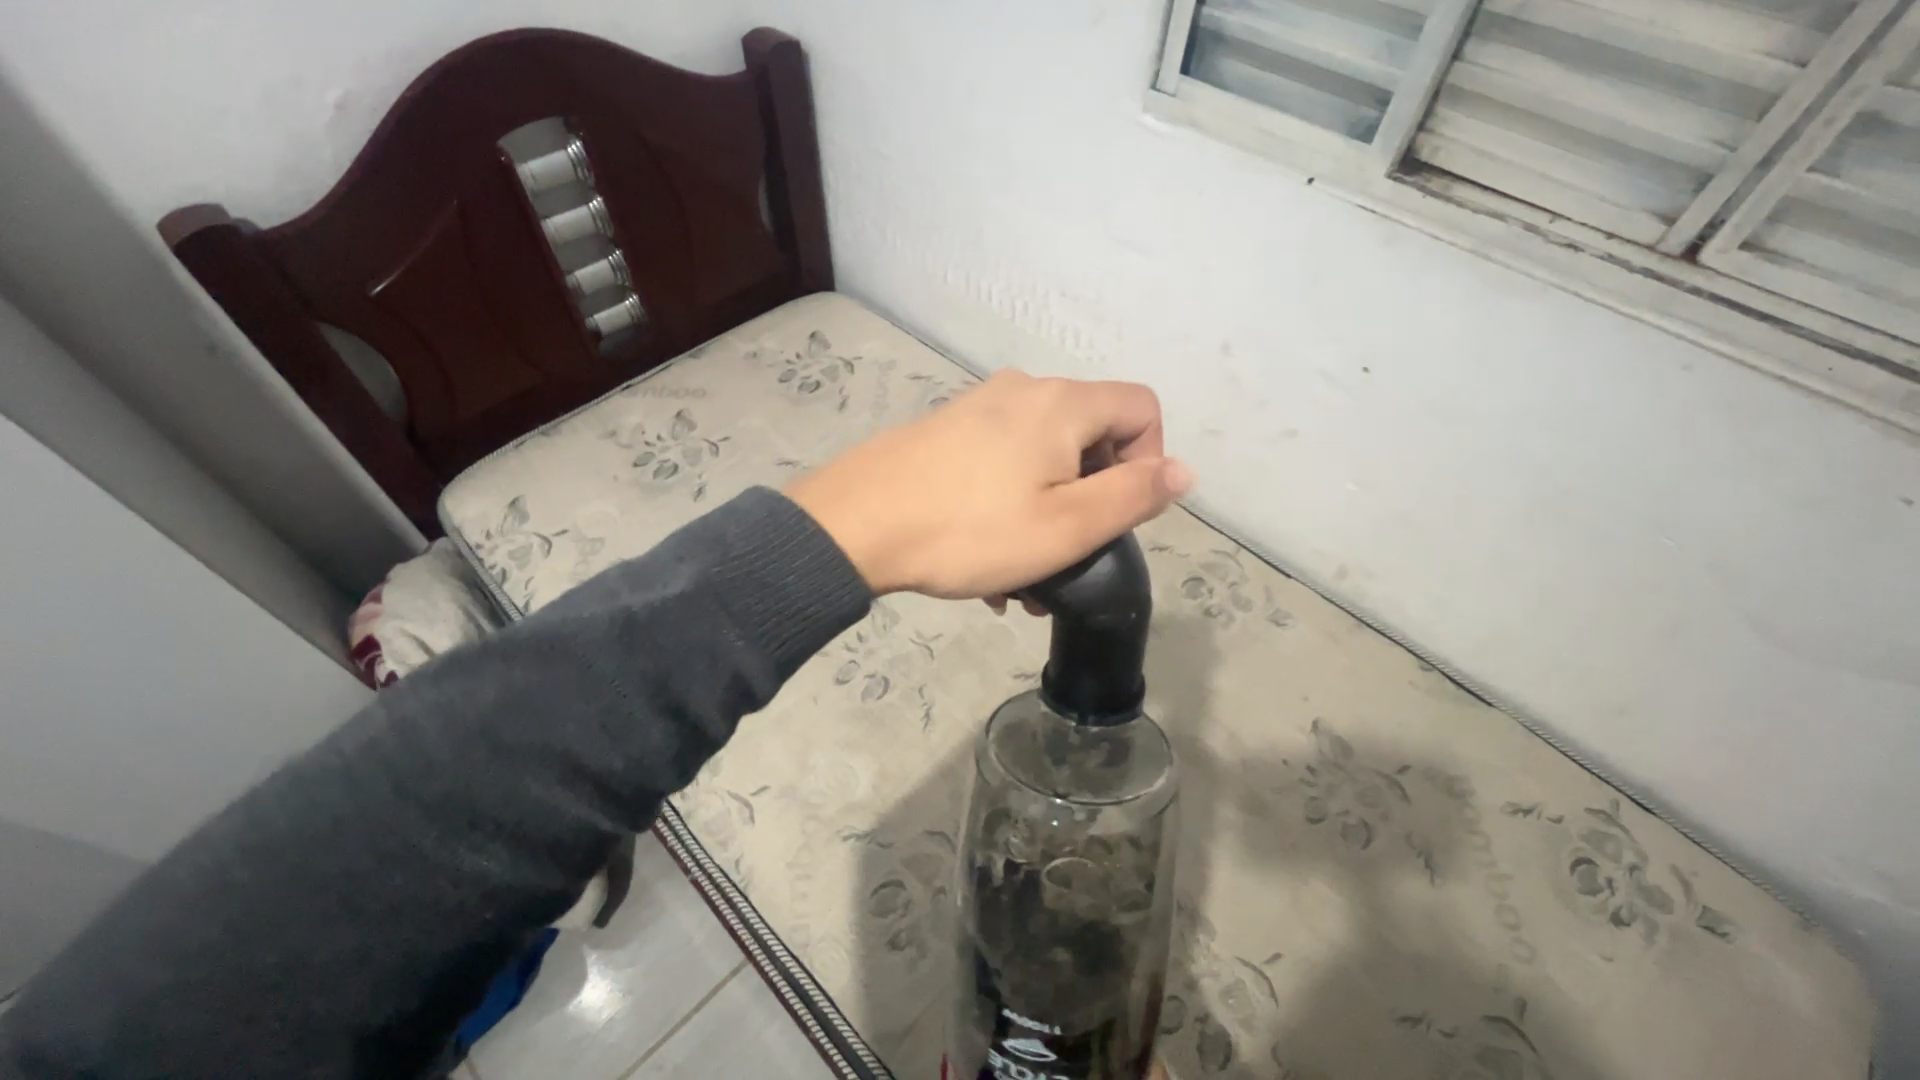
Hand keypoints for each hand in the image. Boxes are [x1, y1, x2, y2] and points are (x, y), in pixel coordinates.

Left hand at [787, 370, 1191, 597]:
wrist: (855, 526)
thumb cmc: (970, 530)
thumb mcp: (1066, 526)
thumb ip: (1133, 496)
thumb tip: (1184, 470)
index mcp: (1062, 404)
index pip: (1142, 408)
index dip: (1148, 461)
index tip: (1117, 514)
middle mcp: (1023, 391)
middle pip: (1090, 435)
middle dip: (1090, 499)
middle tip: (1067, 559)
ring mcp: (978, 407)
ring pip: (1042, 458)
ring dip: (1046, 514)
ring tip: (1020, 579)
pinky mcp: (945, 431)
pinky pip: (1000, 463)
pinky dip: (1009, 505)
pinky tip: (985, 561)